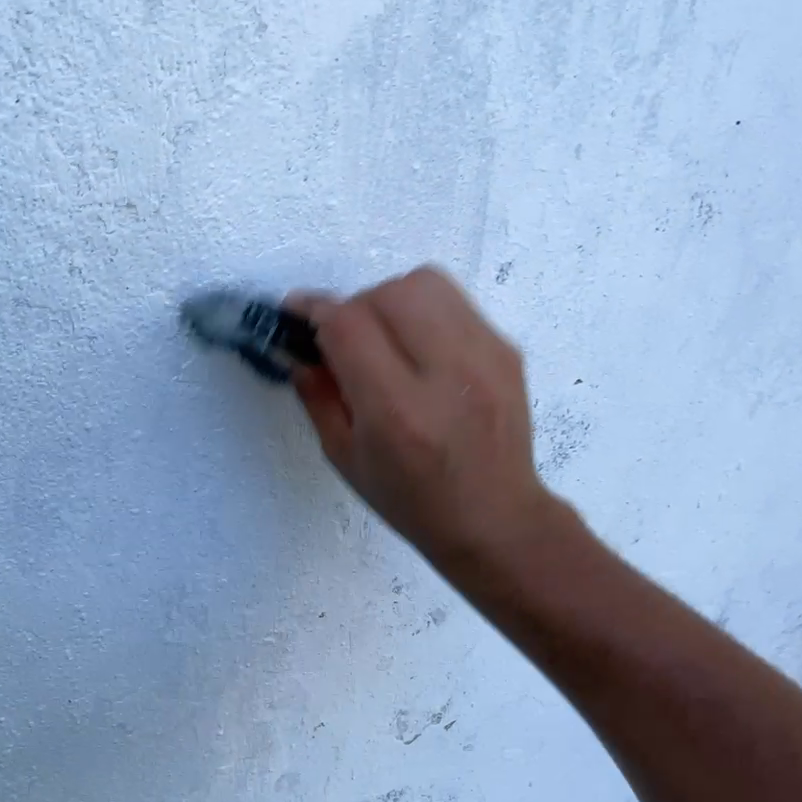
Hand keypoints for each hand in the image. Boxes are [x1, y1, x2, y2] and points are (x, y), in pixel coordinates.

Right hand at [290, 268, 561, 573]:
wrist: (494, 517)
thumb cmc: (409, 499)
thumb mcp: (344, 456)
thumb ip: (317, 396)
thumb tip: (298, 351)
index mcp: (397, 410)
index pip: (349, 326)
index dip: (314, 310)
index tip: (295, 312)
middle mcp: (445, 373)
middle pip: (388, 292)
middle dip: (353, 306)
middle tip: (344, 338)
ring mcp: (485, 355)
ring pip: (425, 283)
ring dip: (389, 300)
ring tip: (383, 338)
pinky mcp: (507, 348)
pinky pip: (453, 302)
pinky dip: (423, 314)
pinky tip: (419, 351)